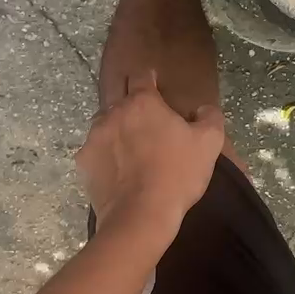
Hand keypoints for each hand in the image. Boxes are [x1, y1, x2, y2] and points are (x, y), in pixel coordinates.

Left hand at [76, 72, 224, 240]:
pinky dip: (104, 154)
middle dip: (129, 101)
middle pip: (118, 96)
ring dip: (115, 127)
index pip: (141, 76)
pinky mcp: (84, 162)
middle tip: (143, 116)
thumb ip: (210, 117)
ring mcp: (94, 137)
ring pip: (103, 122)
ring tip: (129, 144)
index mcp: (143, 103)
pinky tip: (115, 168)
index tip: (154, 82)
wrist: (140, 216)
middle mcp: (114, 112)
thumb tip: (203, 109)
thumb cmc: (177, 174)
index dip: (149, 77)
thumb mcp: (209, 143)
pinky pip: (94, 150)